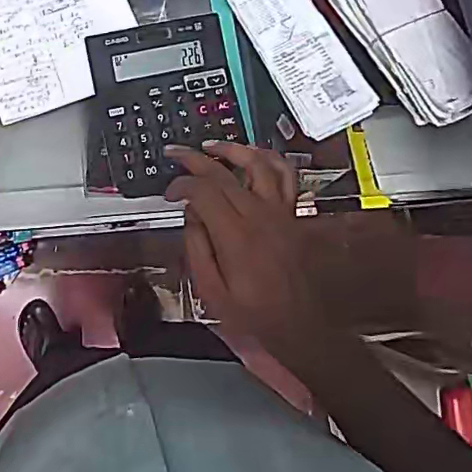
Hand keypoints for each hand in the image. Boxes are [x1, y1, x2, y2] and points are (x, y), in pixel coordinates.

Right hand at [163, 142, 331, 363]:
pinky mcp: (292, 214)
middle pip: (224, 173)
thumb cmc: (255, 314)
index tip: (171, 193)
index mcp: (236, 237)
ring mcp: (280, 212)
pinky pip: (286, 175)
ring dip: (233, 149)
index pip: (204, 192)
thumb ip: (197, 249)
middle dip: (195, 160)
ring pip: (258, 164)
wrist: (299, 325)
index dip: (182, 185)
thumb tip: (190, 216)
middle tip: (177, 154)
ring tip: (213, 146)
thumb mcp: (212, 292)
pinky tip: (255, 155)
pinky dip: (270, 159)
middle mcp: (260, 217)